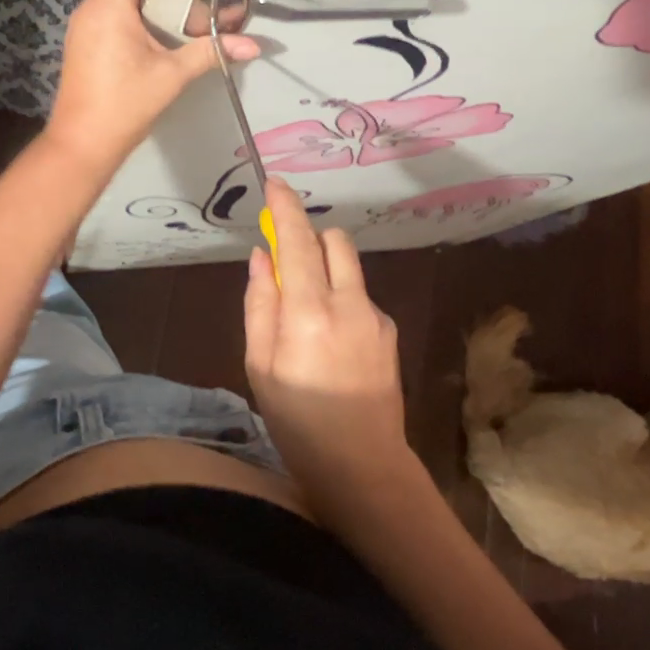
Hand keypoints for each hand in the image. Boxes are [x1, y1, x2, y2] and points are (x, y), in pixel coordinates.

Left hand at [47, 0, 258, 170]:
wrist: (82, 144)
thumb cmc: (125, 104)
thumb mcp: (173, 75)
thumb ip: (211, 52)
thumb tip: (253, 45)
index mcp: (110, 2)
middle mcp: (91, 6)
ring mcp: (82, 25)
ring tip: (179, 14)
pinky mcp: (82, 43)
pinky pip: (108, 14)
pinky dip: (131, 16)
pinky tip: (155, 37)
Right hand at [243, 178, 407, 487]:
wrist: (364, 465)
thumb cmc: (297, 421)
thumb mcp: (260, 365)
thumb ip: (259, 304)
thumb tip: (261, 257)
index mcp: (309, 312)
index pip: (298, 242)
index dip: (285, 208)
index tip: (274, 183)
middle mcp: (349, 303)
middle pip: (334, 242)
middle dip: (310, 238)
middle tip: (285, 264)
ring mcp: (375, 317)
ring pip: (348, 269)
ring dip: (325, 270)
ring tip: (305, 318)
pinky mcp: (389, 332)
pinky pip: (359, 297)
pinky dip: (339, 300)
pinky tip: (329, 344)